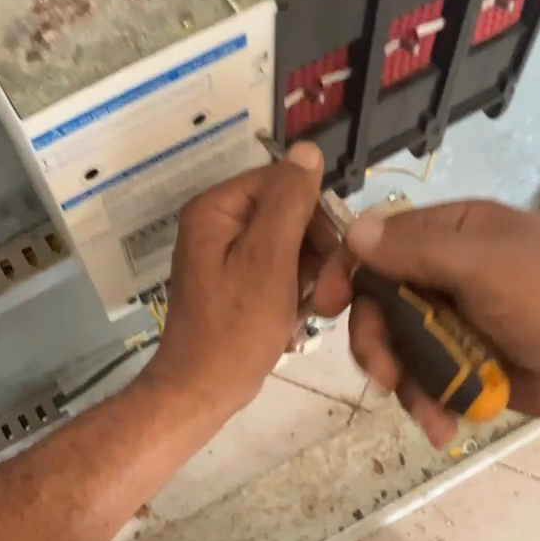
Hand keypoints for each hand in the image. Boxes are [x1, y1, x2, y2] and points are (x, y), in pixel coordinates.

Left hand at [142, 142, 325, 417]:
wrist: (203, 390)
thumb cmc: (235, 330)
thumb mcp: (268, 261)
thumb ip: (289, 202)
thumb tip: (307, 150)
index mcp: (217, 209)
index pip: (284, 182)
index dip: (317, 216)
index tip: (335, 257)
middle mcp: (217, 224)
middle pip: (289, 213)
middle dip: (315, 251)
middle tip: (329, 294)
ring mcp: (226, 255)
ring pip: (290, 245)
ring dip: (311, 276)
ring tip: (314, 310)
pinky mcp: (237, 283)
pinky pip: (279, 271)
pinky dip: (295, 292)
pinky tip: (298, 316)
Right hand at [311, 200, 539, 445]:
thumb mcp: (485, 267)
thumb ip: (417, 252)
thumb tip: (354, 231)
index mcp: (453, 235)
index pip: (380, 244)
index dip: (347, 271)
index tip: (325, 306)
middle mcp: (444, 273)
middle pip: (378, 304)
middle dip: (376, 344)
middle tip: (385, 377)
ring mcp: (450, 322)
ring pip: (394, 349)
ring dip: (403, 385)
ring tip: (427, 412)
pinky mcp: (458, 364)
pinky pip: (420, 381)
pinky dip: (426, 404)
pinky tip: (441, 424)